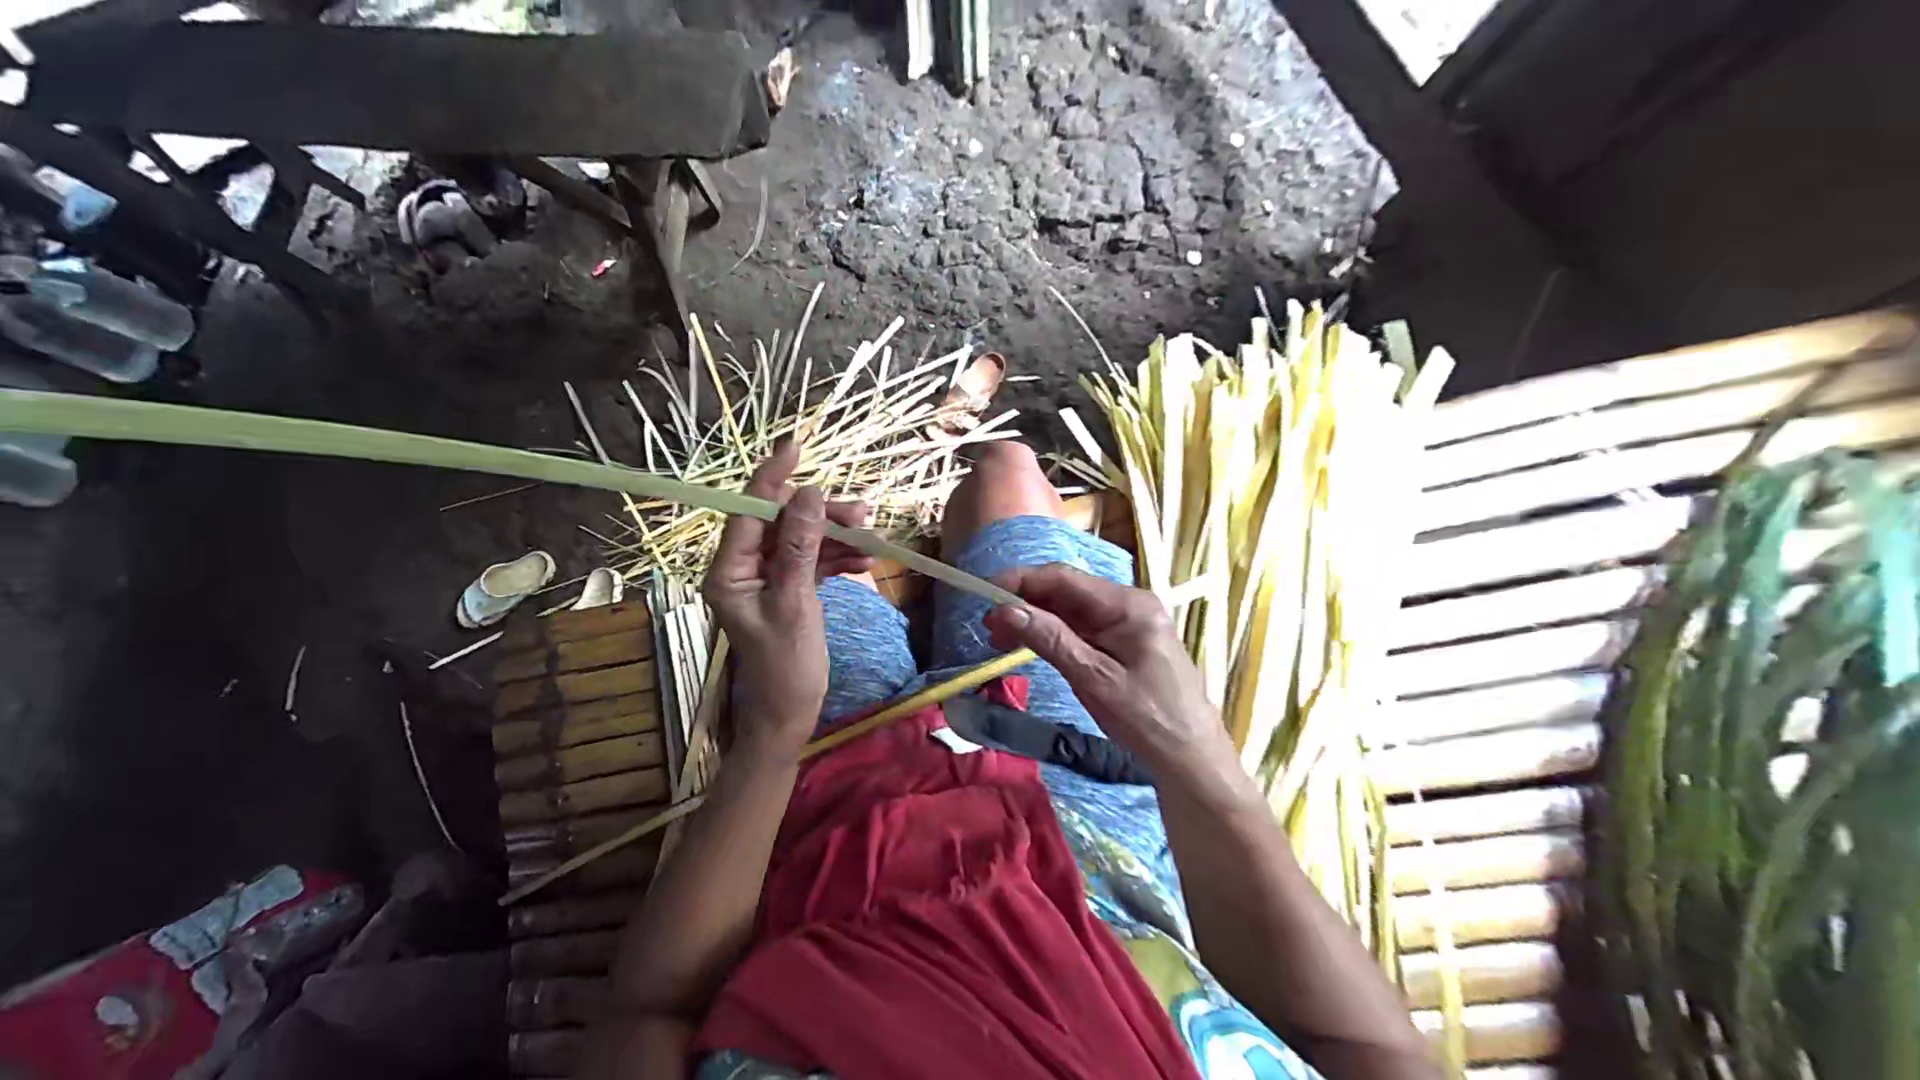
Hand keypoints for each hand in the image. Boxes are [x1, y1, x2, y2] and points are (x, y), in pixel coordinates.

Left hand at [702, 440, 871, 761]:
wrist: (790, 716)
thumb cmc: (787, 667)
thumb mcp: (796, 603)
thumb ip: (802, 547)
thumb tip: (811, 494)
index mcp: (729, 571)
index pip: (748, 512)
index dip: (772, 478)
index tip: (798, 447)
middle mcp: (743, 568)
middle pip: (782, 522)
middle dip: (820, 515)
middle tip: (860, 516)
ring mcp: (767, 578)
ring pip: (802, 539)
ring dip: (835, 536)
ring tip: (869, 541)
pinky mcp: (789, 588)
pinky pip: (813, 560)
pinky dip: (837, 557)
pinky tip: (864, 562)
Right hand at [981, 564, 1247, 793]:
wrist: (1192, 760)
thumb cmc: (1147, 720)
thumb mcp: (1093, 678)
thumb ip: (1049, 639)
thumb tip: (1005, 609)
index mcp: (1128, 604)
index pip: (1063, 578)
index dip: (1020, 581)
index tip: (983, 594)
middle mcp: (1129, 603)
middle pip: (1066, 591)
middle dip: (1024, 603)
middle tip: (988, 627)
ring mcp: (1128, 622)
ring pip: (1070, 609)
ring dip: (1035, 619)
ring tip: (1000, 640)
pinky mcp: (1125, 641)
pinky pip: (1082, 628)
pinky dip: (1053, 634)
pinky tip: (1031, 646)